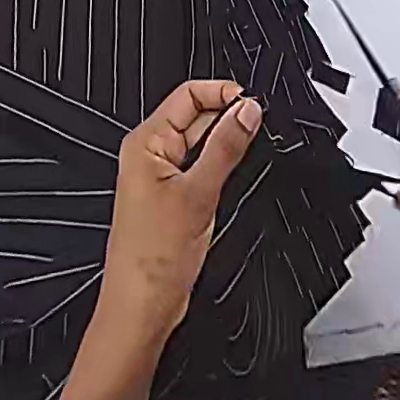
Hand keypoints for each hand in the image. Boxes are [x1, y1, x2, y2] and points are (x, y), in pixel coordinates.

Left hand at [102, 80, 262, 341]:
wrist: (141, 307)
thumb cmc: (152, 258)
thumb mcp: (198, 193)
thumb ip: (225, 147)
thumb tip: (246, 111)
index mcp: (146, 142)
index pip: (187, 95)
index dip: (221, 92)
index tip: (251, 101)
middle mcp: (150, 152)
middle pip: (195, 114)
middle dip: (227, 114)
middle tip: (258, 123)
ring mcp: (161, 174)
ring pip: (200, 139)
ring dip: (225, 138)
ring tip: (249, 144)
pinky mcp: (172, 194)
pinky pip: (199, 163)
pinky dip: (219, 161)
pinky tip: (234, 169)